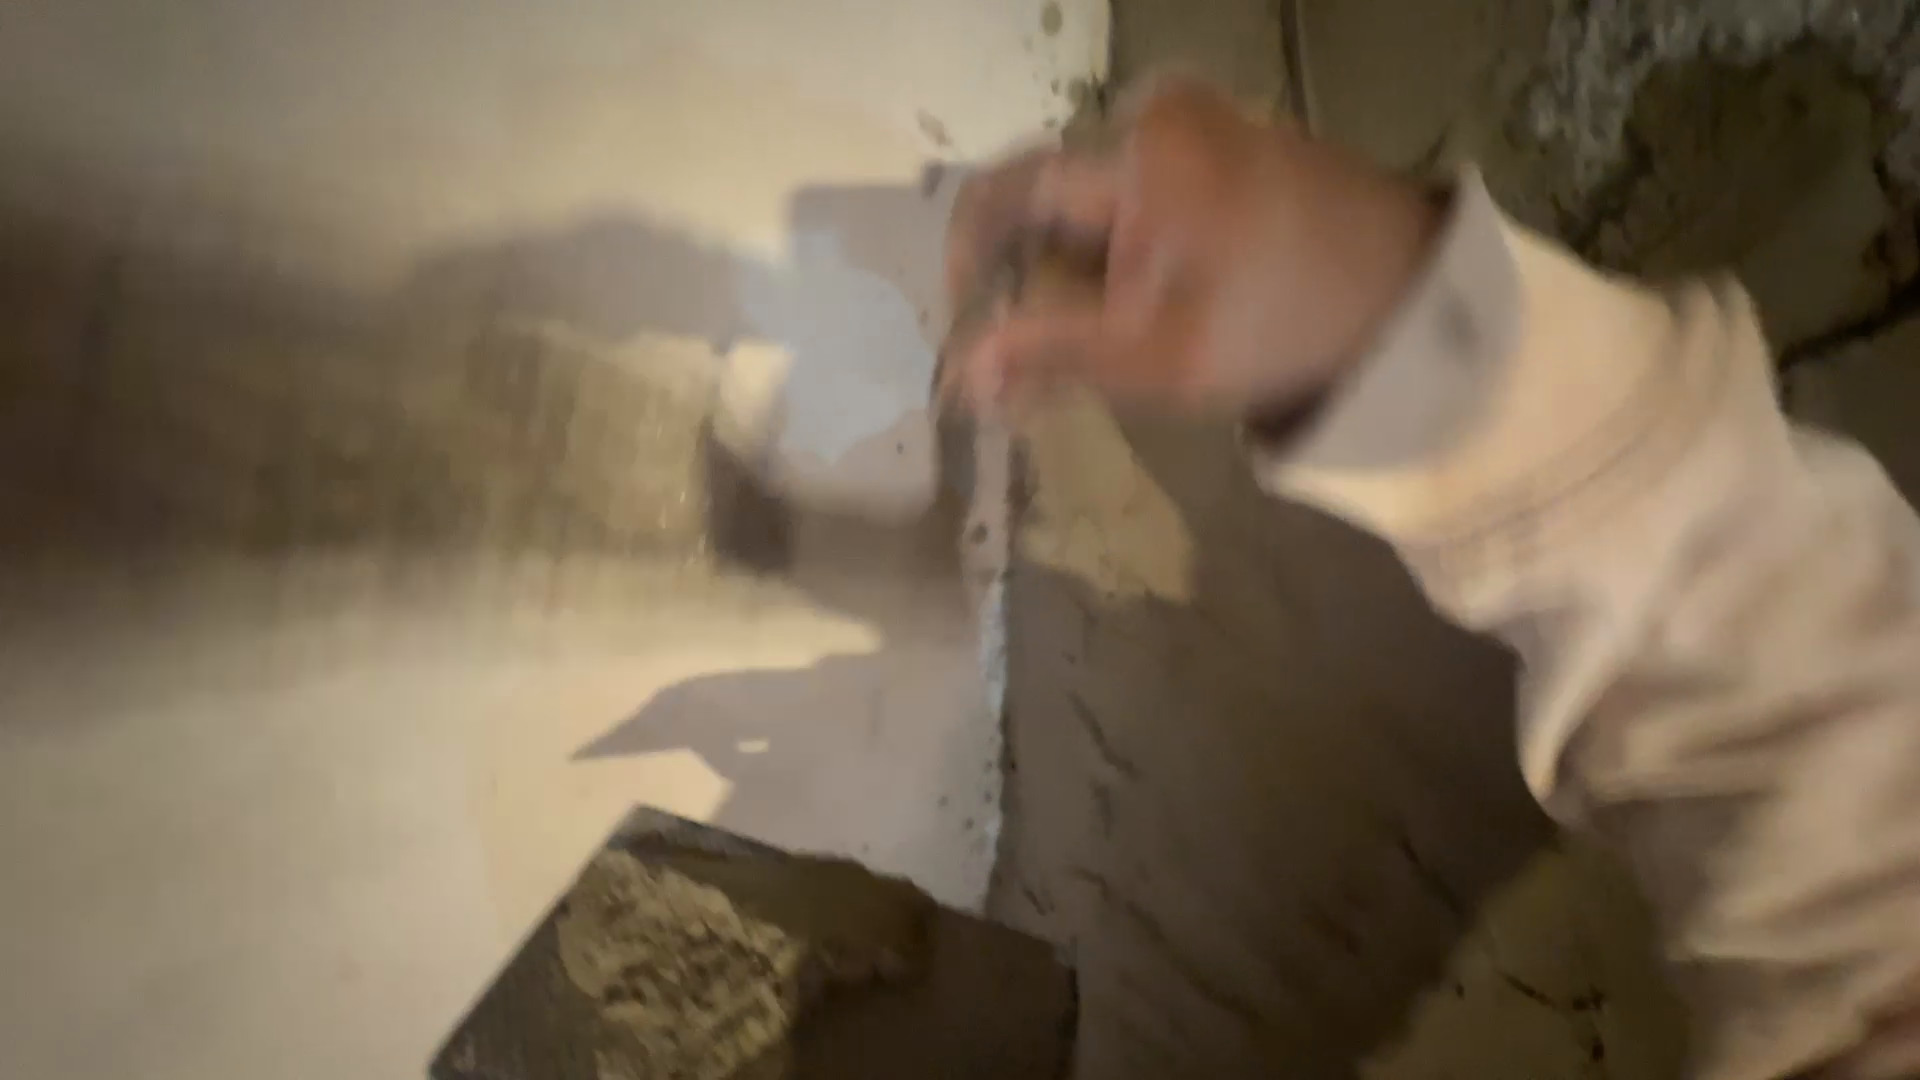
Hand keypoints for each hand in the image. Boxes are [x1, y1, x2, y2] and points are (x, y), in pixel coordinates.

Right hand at [941, 75, 1442, 415]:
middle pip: (1044, 199)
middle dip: (1026, 281)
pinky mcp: (1210, 140)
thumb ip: (1047, 356)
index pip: (1005, 192)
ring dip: (1067, 273)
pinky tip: (1132, 303)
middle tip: (1035, 355)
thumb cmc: (1275, 328)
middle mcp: (1153, 115)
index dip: (966, 257)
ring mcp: (1188, 120)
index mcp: (1137, 156)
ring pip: (1082, 202)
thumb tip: (958, 376)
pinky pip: (1125, 193)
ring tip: (1093, 338)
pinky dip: (1109, 252)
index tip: (966, 319)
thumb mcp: (1153, 357)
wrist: (1400, 298)